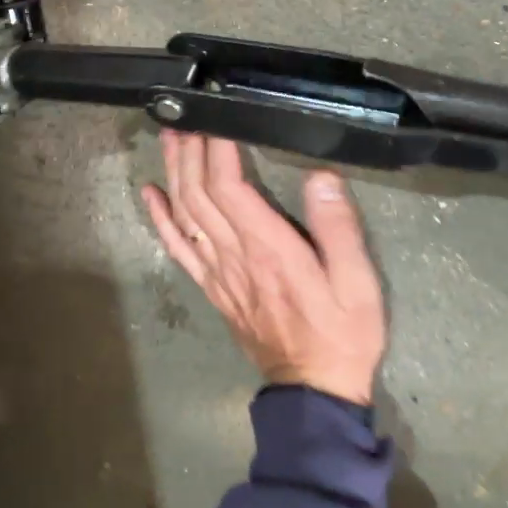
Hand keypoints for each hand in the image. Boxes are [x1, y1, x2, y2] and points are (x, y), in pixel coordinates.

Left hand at [140, 132, 385, 404]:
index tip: (217, 116)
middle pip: (198, 193)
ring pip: (184, 213)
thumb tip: (320, 175)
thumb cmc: (340, 333)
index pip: (229, 185)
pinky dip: (159, 217)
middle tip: (185, 117)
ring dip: (173, 172)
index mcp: (267, 246)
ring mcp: (216, 271)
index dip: (217, 148)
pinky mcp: (211, 286)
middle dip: (189, 151)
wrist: (313, 390)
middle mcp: (232, 254)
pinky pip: (177, 247)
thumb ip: (338, 227)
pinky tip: (150, 193)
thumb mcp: (357, 282)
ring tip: (168, 137)